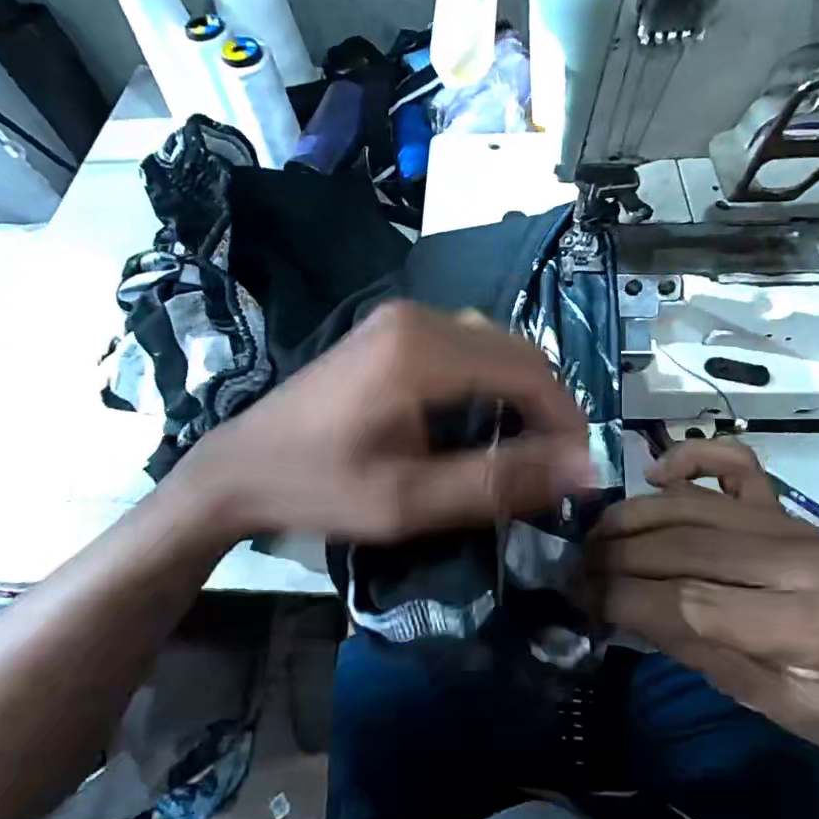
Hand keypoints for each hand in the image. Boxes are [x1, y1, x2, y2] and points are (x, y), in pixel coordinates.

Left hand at [159, 301, 592, 542]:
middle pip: (518, 350)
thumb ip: (500, 482)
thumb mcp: (411, 501)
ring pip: (496, 343)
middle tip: (552, 462)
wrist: (236, 467)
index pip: (529, 371)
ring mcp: (402, 316)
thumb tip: (583, 470)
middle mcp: (419, 317)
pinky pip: (468, 341)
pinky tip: (479, 414)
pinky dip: (491, 376)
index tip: (575, 466)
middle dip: (547, 405)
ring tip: (521, 443)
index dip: (565, 418)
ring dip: (521, 390)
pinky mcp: (393, 327)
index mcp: (422, 352)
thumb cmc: (319, 488)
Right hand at [596, 438, 818, 758]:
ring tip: (598, 533)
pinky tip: (658, 474)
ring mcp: (798, 524)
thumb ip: (690, 648)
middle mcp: (805, 558)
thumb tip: (615, 606)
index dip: (628, 599)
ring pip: (699, 505)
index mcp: (808, 624)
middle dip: (622, 557)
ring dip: (638, 514)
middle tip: (578, 566)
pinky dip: (695, 457)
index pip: (694, 602)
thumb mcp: (759, 702)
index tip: (584, 600)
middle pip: (690, 546)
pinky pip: (738, 463)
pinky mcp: (790, 509)